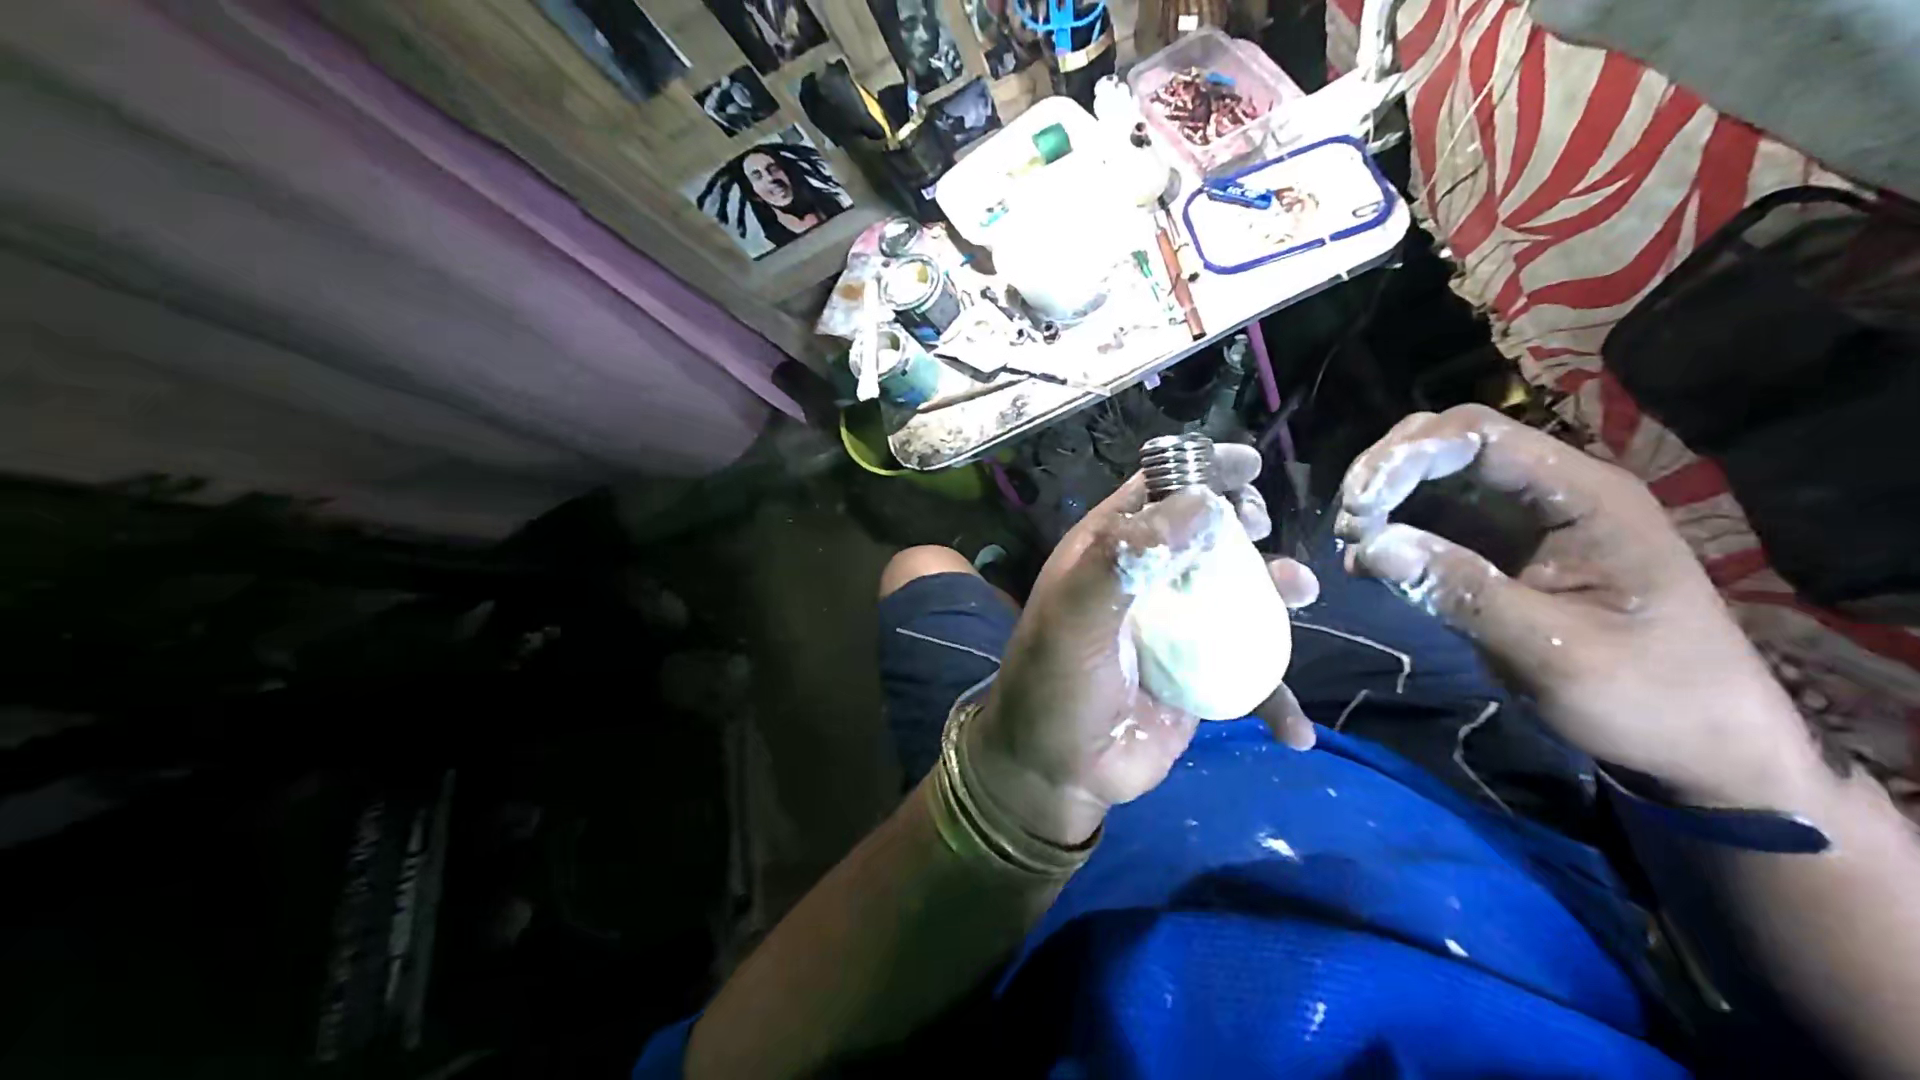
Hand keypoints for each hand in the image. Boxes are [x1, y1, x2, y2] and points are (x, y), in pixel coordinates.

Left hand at [968, 443, 1319, 845]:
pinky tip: (1293, 729)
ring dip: (1277, 589)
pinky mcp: (1199, 676)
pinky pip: (1251, 676)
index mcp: (1107, 553)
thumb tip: (1202, 502)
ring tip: (1298, 592)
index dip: (1199, 471)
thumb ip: (1125, 558)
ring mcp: (1176, 629)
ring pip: (1239, 594)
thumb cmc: (1055, 684)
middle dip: (1242, 522)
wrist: (1054, 768)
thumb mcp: (1075, 616)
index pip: (1155, 492)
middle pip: (1206, 534)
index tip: (1248, 467)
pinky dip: (1276, 699)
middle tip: (1258, 530)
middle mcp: (1145, 582)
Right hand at [1335, 405, 1824, 806]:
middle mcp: (1546, 491)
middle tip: (1349, 522)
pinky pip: (1428, 520)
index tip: (1359, 506)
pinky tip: (1364, 563)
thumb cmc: (1648, 696)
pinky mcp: (1495, 550)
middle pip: (1447, 442)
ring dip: (1380, 500)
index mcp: (1583, 495)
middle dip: (1385, 470)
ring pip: (1429, 477)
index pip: (1478, 436)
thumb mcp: (1553, 650)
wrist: (1695, 747)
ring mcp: (1519, 519)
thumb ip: (1463, 592)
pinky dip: (1389, 532)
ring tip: (1352, 545)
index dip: (1406, 456)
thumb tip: (1369, 546)